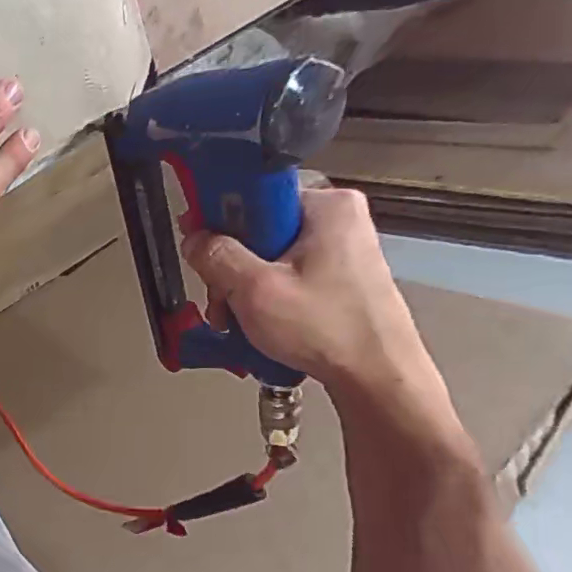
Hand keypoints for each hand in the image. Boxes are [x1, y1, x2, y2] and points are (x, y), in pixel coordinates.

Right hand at [181, 188, 429, 393]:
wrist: (378, 380)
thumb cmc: (326, 330)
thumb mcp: (255, 289)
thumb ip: (216, 256)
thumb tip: (193, 238)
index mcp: (327, 206)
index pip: (255, 192)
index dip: (219, 217)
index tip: (198, 241)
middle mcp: (337, 219)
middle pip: (256, 227)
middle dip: (229, 265)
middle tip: (220, 297)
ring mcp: (340, 248)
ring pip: (266, 254)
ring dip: (240, 286)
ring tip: (234, 318)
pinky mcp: (337, 275)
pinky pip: (283, 272)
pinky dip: (262, 295)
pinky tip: (254, 320)